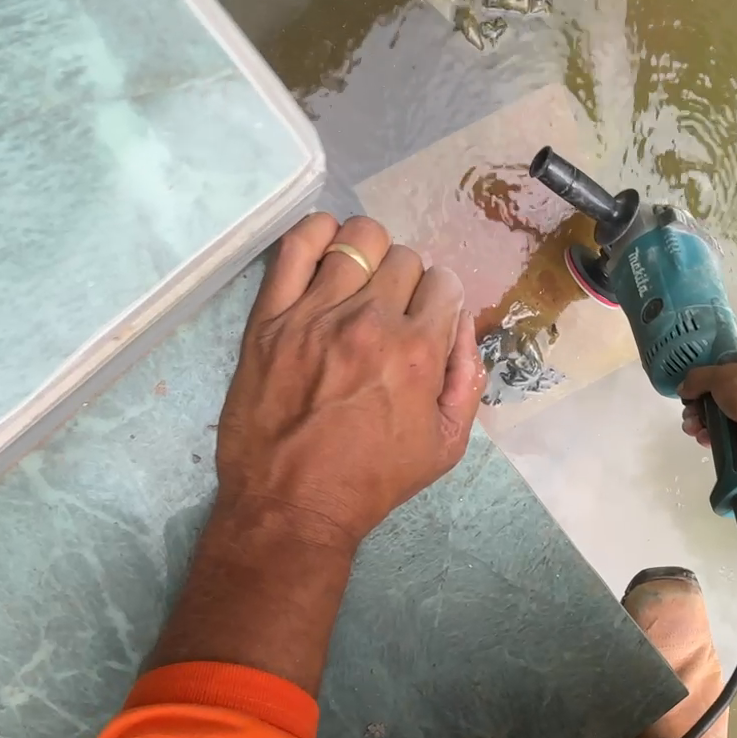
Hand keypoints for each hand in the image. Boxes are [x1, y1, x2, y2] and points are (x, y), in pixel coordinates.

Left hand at [150, 214, 486, 692]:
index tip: (427, 321)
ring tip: (360, 281)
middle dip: (408, 282)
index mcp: (417, 352)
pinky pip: (295, 246)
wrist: (292, 505)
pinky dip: (316, 232)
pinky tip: (325, 245)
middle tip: (392, 312)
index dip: (441, 301)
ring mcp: (314, 314)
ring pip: (357, 239)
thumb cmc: (372, 482)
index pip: (444, 285)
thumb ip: (467, 382)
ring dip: (370, 253)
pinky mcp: (269, 317)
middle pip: (405, 259)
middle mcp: (370, 321)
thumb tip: (463, 329)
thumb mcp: (445, 448)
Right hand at [677, 352, 736, 523]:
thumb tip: (683, 389)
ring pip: (727, 417)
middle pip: (727, 395)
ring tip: (692, 429)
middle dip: (703, 406)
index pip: (736, 368)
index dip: (714, 378)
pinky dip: (716, 437)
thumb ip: (698, 378)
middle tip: (689, 413)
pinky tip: (705, 439)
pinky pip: (733, 435)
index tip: (696, 390)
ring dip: (705, 422)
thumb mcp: (720, 375)